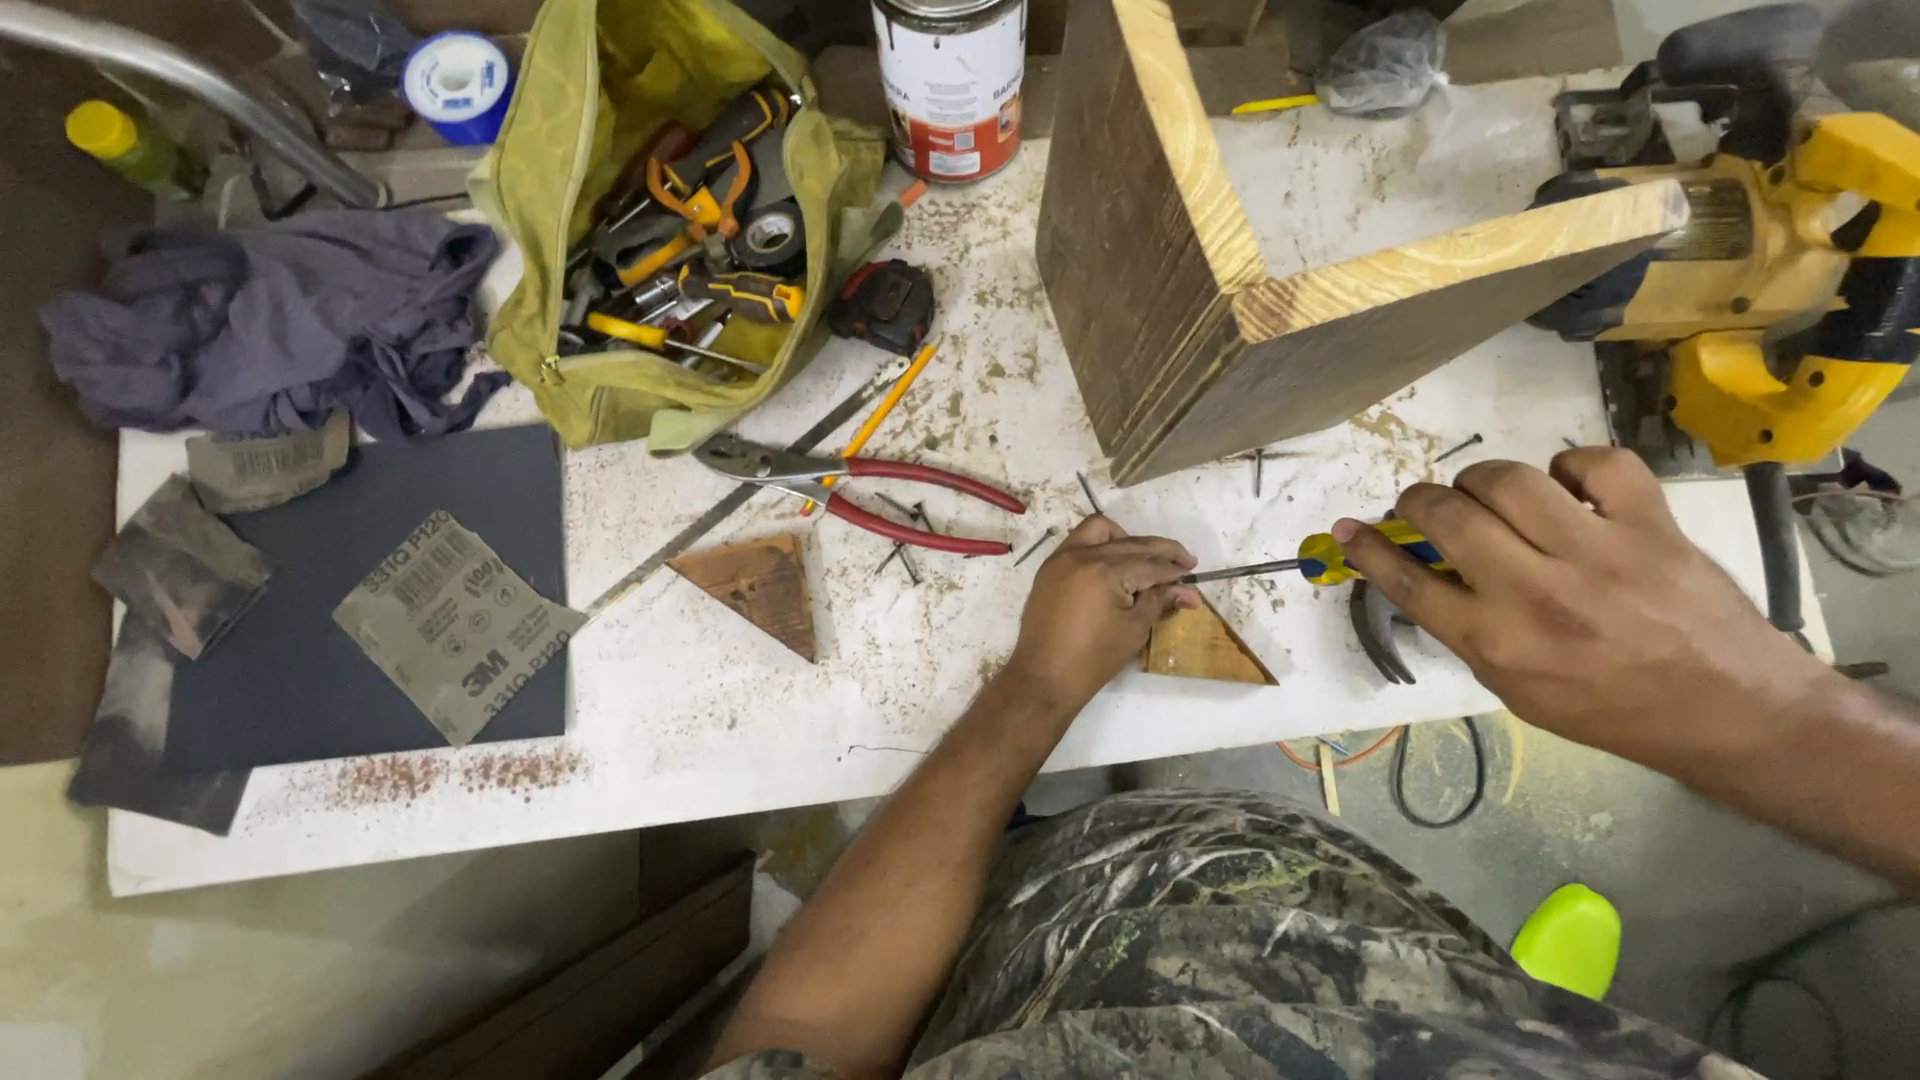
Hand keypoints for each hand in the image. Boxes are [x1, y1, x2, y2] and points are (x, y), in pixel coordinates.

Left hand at [1004, 515, 1200, 707]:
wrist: (1044, 676)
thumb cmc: (1093, 658)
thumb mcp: (1134, 629)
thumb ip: (1159, 601)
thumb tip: (1188, 592)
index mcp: (1104, 571)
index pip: (1149, 564)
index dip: (1174, 570)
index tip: (1193, 574)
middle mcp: (1081, 555)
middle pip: (1130, 544)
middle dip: (1159, 552)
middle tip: (1183, 562)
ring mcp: (1061, 559)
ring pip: (1099, 530)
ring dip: (1126, 538)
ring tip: (1144, 559)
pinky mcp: (1049, 568)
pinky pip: (1078, 542)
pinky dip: (1100, 545)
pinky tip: (1115, 564)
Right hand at [1337, 448, 1835, 762]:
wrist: (1731, 709)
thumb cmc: (1605, 707)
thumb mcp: (1512, 687)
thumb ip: (1463, 629)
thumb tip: (1420, 574)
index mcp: (1496, 642)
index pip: (1407, 581)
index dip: (1367, 549)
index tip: (1348, 529)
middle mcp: (1537, 594)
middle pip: (1447, 518)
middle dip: (1417, 502)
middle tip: (1423, 507)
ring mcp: (1599, 554)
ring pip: (1508, 481)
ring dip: (1478, 480)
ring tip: (1484, 494)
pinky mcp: (1652, 527)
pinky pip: (1596, 464)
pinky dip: (1569, 465)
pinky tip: (1564, 487)